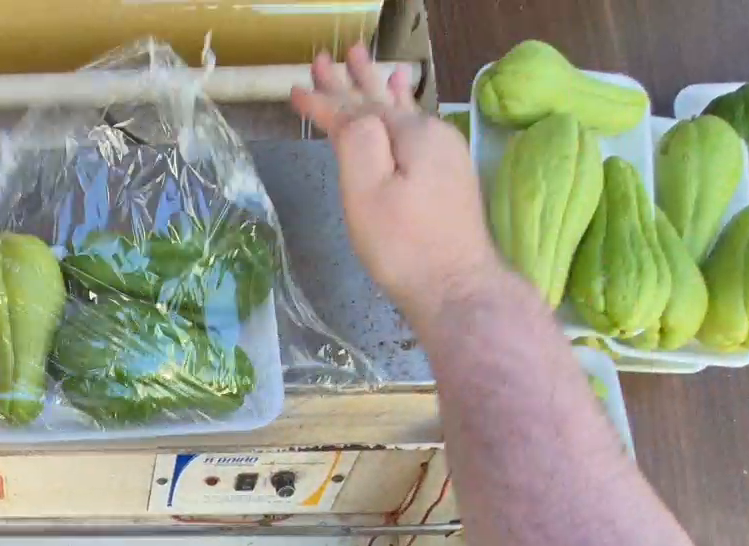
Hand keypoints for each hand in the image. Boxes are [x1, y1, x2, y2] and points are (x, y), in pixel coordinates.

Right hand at [291, 46, 499, 319]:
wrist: (453, 284)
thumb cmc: (402, 244)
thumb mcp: (367, 193)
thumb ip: (357, 143)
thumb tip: (349, 114)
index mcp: (408, 134)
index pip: (355, 110)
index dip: (323, 100)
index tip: (295, 87)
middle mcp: (429, 133)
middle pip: (381, 101)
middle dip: (351, 81)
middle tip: (328, 57)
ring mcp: (442, 154)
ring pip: (400, 111)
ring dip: (377, 88)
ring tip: (367, 62)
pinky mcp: (446, 176)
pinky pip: (414, 128)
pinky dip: (401, 109)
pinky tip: (405, 99)